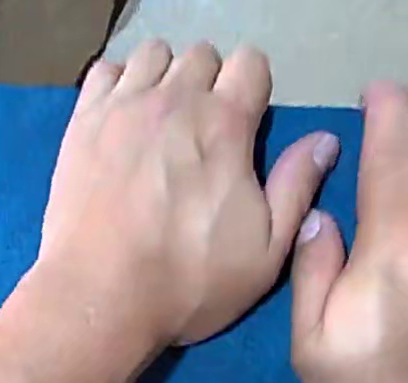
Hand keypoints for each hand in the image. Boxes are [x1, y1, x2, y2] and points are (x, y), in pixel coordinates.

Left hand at [31, 41, 340, 349]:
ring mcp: (123, 106)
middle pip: (202, 57)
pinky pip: (106, 71)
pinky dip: (120, 87)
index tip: (244, 135)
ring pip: (154, 56)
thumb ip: (295, 190)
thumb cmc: (188, 286)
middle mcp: (175, 99)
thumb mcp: (263, 256)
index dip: (253, 95)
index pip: (252, 64)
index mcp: (226, 126)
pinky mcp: (82, 123)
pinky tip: (122, 125)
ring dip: (165, 82)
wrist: (102, 300)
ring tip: (161, 130)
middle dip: (209, 88)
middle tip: (200, 142)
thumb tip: (325, 141)